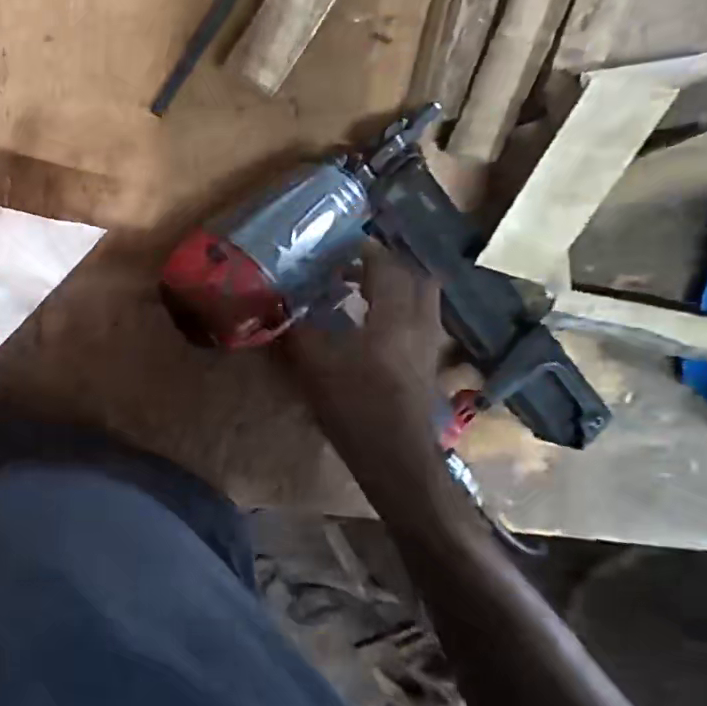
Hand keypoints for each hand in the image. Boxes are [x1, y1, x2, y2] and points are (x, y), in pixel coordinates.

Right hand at [283, 246, 447, 389]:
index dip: (363, 252)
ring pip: (423, 299)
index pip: (387, 266)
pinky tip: (372, 326)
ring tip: (361, 293)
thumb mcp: (315, 364)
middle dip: (386, 266)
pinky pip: (420, 319)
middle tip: (353, 268)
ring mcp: (430, 344)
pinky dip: (400, 310)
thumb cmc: (355, 405)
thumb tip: (276, 302)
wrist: (394, 456)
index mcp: (394, 315)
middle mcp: (420, 322)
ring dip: (396, 287)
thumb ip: (296, 328)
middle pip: (415, 276)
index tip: (338, 250)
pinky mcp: (429, 363)